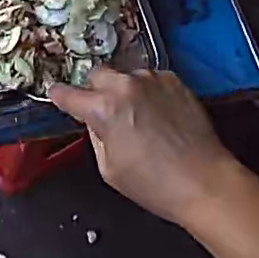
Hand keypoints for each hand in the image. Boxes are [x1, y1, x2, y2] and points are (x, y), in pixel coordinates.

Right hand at [47, 66, 242, 226]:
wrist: (203, 179)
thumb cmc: (154, 183)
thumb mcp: (110, 169)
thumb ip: (96, 136)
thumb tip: (95, 121)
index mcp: (105, 108)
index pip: (71, 95)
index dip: (60, 95)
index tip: (55, 93)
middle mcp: (126, 85)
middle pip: (98, 74)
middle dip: (94, 89)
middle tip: (102, 110)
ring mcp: (152, 78)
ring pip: (126, 76)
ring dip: (124, 90)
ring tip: (138, 117)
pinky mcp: (173, 78)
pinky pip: (151, 79)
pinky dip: (148, 92)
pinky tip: (158, 114)